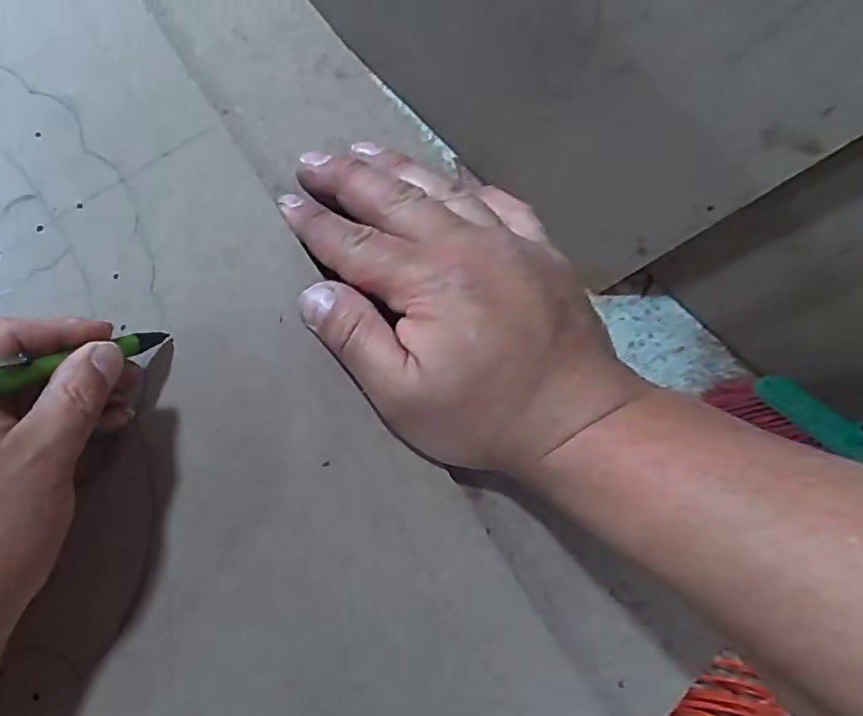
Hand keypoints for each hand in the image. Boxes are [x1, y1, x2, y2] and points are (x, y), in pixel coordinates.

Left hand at [0, 317, 141, 649]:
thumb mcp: (45, 455)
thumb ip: (75, 395)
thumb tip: (104, 351)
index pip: (7, 339)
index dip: (64, 332)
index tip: (112, 338)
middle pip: (14, 370)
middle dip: (75, 370)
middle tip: (126, 376)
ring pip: (19, 405)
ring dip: (72, 401)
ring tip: (122, 404)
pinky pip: (14, 435)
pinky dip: (54, 430)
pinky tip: (93, 431)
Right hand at [278, 143, 648, 479]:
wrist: (575, 418)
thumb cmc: (479, 417)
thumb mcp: (400, 394)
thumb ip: (355, 339)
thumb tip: (313, 294)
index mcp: (426, 281)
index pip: (356, 245)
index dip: (317, 224)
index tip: (286, 202)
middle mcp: (464, 245)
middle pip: (394, 199)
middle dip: (348, 177)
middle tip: (312, 158)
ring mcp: (508, 241)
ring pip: (442, 188)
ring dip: (397, 166)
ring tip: (362, 149)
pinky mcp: (540, 250)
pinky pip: (497, 200)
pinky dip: (464, 183)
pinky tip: (450, 178)